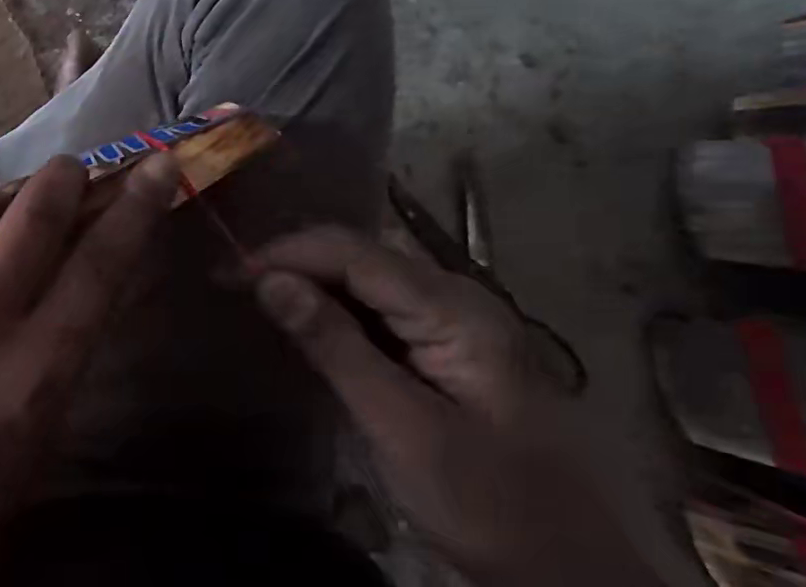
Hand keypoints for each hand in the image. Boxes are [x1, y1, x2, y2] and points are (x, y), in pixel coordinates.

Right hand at [251, 227, 658, 586]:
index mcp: (458, 311)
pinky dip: (331, 305)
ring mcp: (455, 320)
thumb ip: (334, 346)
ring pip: (363, 274)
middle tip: (232, 282)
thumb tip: (267, 280)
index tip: (227, 273)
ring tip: (253, 293)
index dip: (284, 253)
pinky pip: (376, 304)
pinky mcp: (445, 345)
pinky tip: (301, 317)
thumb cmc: (491, 506)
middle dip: (291, 260)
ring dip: (307, 279)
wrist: (577, 578)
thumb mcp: (402, 428)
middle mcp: (458, 299)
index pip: (352, 252)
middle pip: (358, 253)